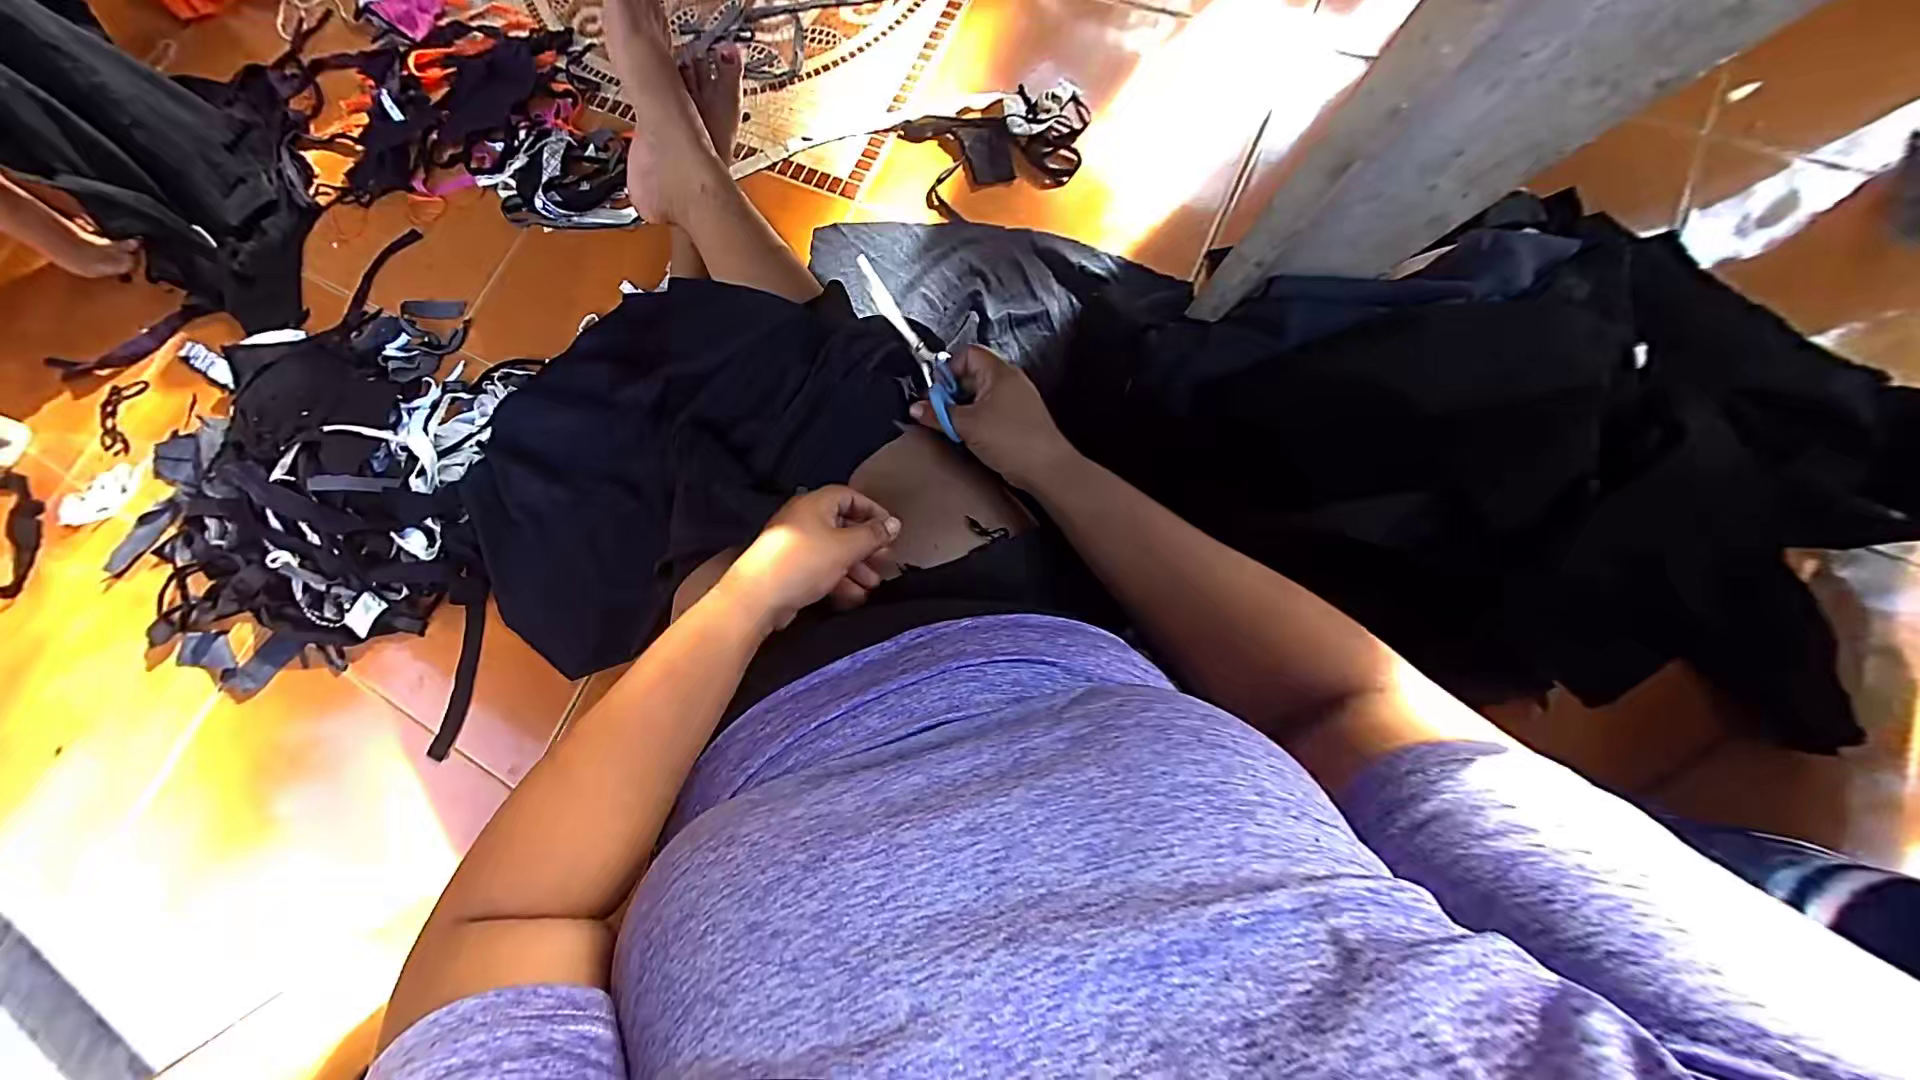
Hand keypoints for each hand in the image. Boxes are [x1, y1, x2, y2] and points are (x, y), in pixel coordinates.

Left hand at [710, 486, 901, 631]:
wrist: (758, 597)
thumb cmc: (802, 563)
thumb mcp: (847, 547)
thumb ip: (873, 535)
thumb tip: (893, 524)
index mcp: (815, 504)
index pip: (850, 496)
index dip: (873, 511)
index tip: (890, 529)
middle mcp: (804, 519)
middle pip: (844, 526)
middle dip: (867, 546)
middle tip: (884, 560)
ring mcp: (795, 545)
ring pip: (834, 551)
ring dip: (856, 567)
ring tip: (872, 584)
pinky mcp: (790, 569)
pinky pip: (821, 569)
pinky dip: (839, 579)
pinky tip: (853, 596)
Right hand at [910, 346, 1081, 490]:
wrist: (1046, 468)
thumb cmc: (1016, 441)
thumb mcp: (967, 425)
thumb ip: (939, 414)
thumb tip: (919, 408)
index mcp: (999, 372)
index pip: (966, 354)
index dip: (947, 370)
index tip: (935, 391)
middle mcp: (1009, 381)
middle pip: (971, 374)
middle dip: (951, 392)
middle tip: (939, 411)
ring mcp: (1015, 400)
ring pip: (979, 395)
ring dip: (962, 409)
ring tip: (953, 426)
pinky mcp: (1016, 419)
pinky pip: (989, 411)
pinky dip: (976, 420)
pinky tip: (969, 436)